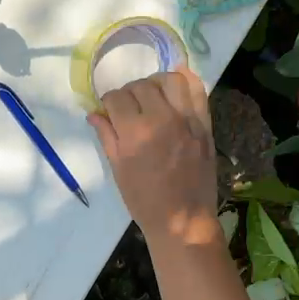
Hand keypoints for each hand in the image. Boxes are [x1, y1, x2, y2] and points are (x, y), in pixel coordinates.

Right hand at [89, 66, 218, 249]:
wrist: (182, 219)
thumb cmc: (143, 200)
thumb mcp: (118, 169)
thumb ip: (107, 136)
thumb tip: (94, 114)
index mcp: (135, 132)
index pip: (117, 98)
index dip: (109, 102)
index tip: (109, 111)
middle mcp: (161, 118)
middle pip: (141, 86)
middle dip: (129, 92)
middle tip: (128, 107)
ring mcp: (187, 119)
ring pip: (170, 79)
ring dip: (156, 82)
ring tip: (152, 95)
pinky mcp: (204, 124)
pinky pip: (197, 90)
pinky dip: (186, 81)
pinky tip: (175, 87)